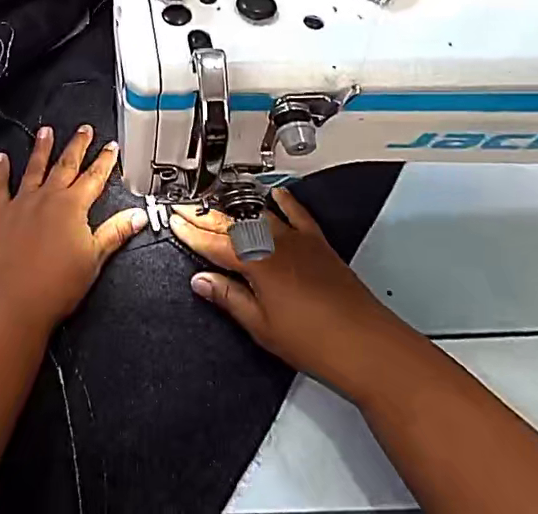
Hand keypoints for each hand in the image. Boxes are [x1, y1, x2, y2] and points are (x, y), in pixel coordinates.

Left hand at [0, 125, 146, 329]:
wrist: (12, 304)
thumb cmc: (55, 285)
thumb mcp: (94, 258)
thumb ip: (115, 232)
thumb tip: (138, 215)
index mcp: (73, 206)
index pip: (94, 176)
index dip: (105, 160)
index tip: (111, 147)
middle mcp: (48, 198)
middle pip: (66, 164)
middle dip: (77, 145)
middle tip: (84, 129)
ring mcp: (22, 204)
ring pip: (34, 168)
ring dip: (41, 148)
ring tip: (46, 131)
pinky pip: (0, 187)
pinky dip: (0, 172)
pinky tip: (0, 159)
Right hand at [174, 189, 418, 395]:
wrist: (361, 341)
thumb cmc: (314, 340)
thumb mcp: (260, 326)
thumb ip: (228, 298)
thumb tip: (202, 282)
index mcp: (258, 263)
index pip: (214, 243)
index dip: (191, 233)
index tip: (176, 223)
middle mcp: (277, 243)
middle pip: (233, 225)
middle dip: (206, 218)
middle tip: (186, 212)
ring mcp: (298, 240)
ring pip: (260, 216)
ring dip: (236, 211)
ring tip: (217, 208)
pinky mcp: (318, 242)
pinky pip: (296, 213)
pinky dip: (283, 202)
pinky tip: (275, 196)